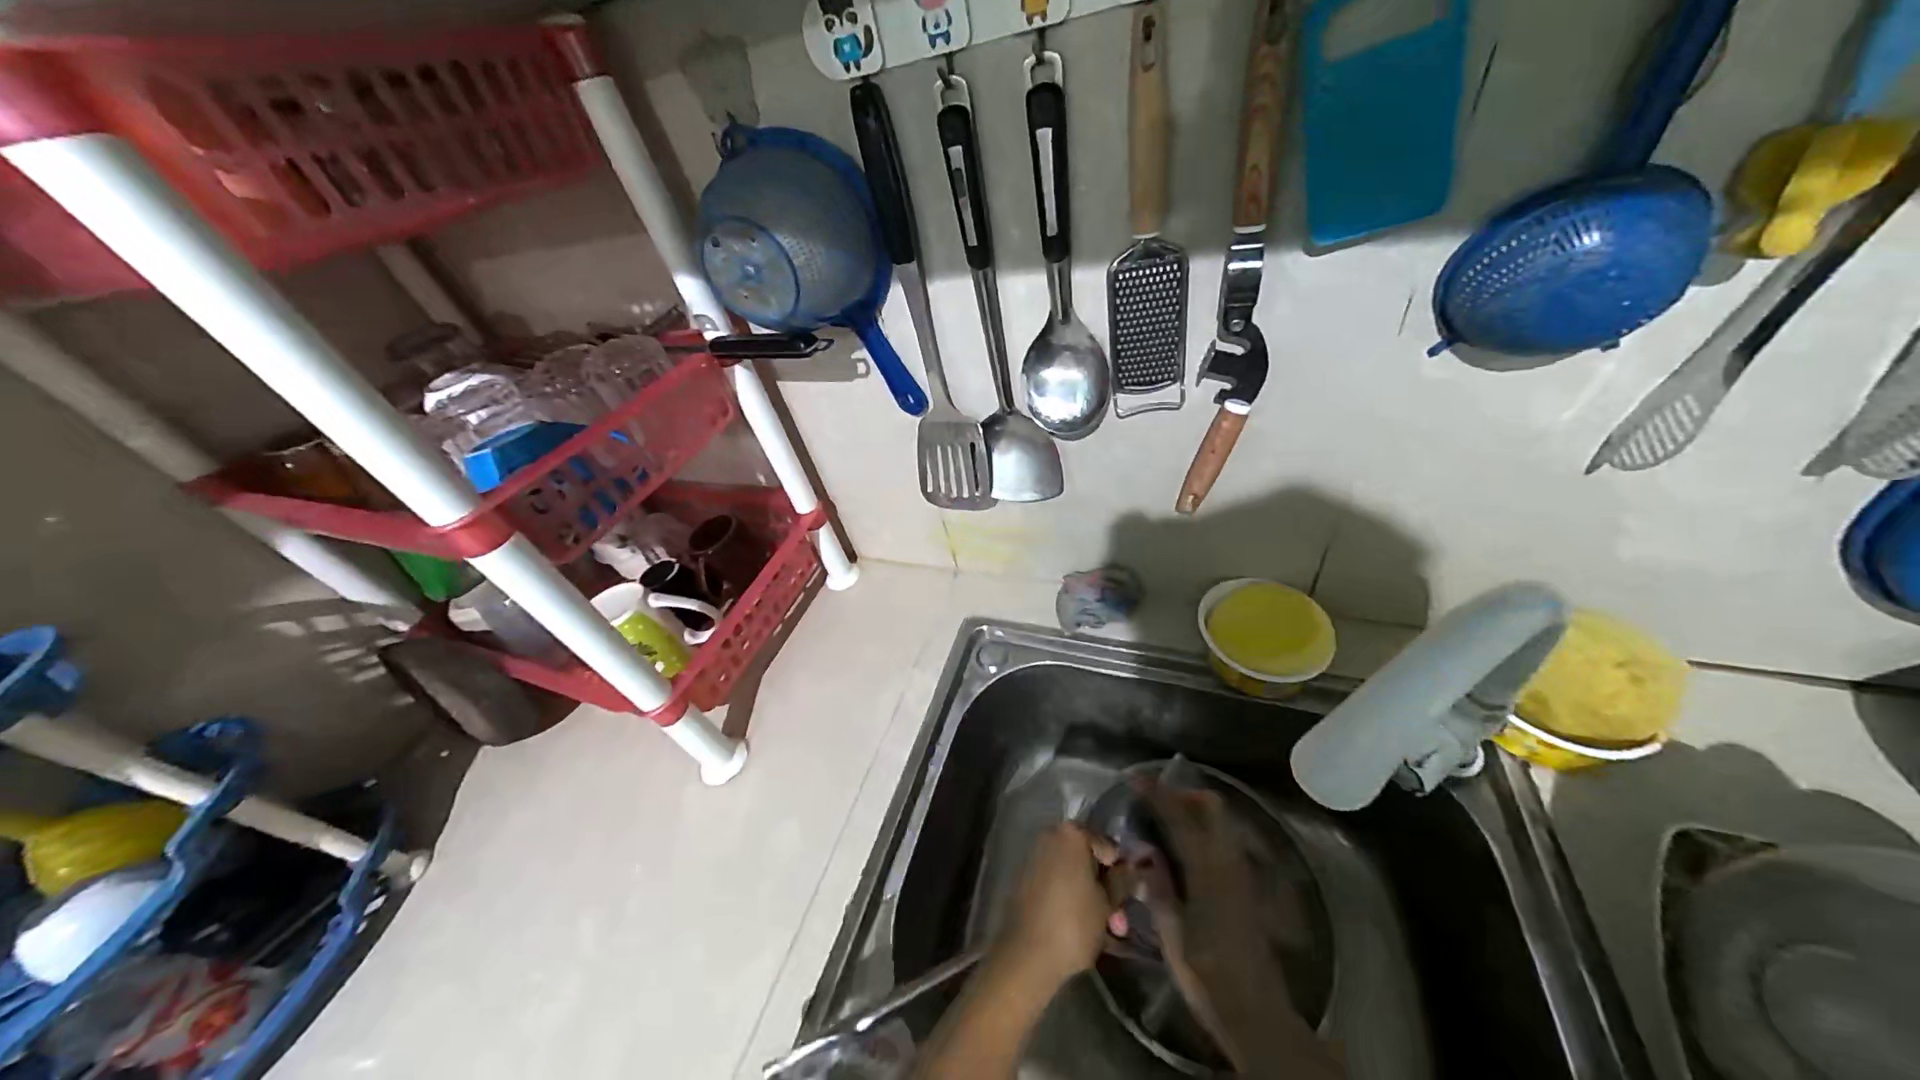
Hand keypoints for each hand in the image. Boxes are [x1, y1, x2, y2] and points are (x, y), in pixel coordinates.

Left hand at [992, 822, 1119, 987]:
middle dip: (1105, 890)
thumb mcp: (1108, 903)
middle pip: (1088, 859)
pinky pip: (1056, 883)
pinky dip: (1070, 899)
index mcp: (1071, 834)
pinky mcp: (1024, 879)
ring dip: (1090, 898)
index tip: (1125, 898)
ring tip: (1107, 933)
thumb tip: (1127, 867)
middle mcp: (1049, 837)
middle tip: (1118, 922)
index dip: (1120, 872)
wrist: (1027, 954)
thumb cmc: (1074, 923)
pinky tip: (1082, 927)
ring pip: (1072, 874)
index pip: (1108, 846)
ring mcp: (1034, 857)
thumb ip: (1120, 880)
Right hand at [1134, 784, 1341, 1077]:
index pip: (1180, 819)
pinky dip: (1205, 830)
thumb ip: (1159, 887)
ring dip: (1196, 811)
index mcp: (1207, 872)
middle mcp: (1228, 864)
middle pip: (1212, 810)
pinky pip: (1224, 841)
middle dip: (1183, 795)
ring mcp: (1241, 875)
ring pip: (1221, 824)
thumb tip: (1145, 851)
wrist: (1253, 1011)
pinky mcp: (1245, 889)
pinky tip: (1185, 846)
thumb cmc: (1205, 974)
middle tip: (1154, 795)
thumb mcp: (1171, 933)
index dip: (1158, 795)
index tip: (1136, 779)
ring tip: (1165, 815)